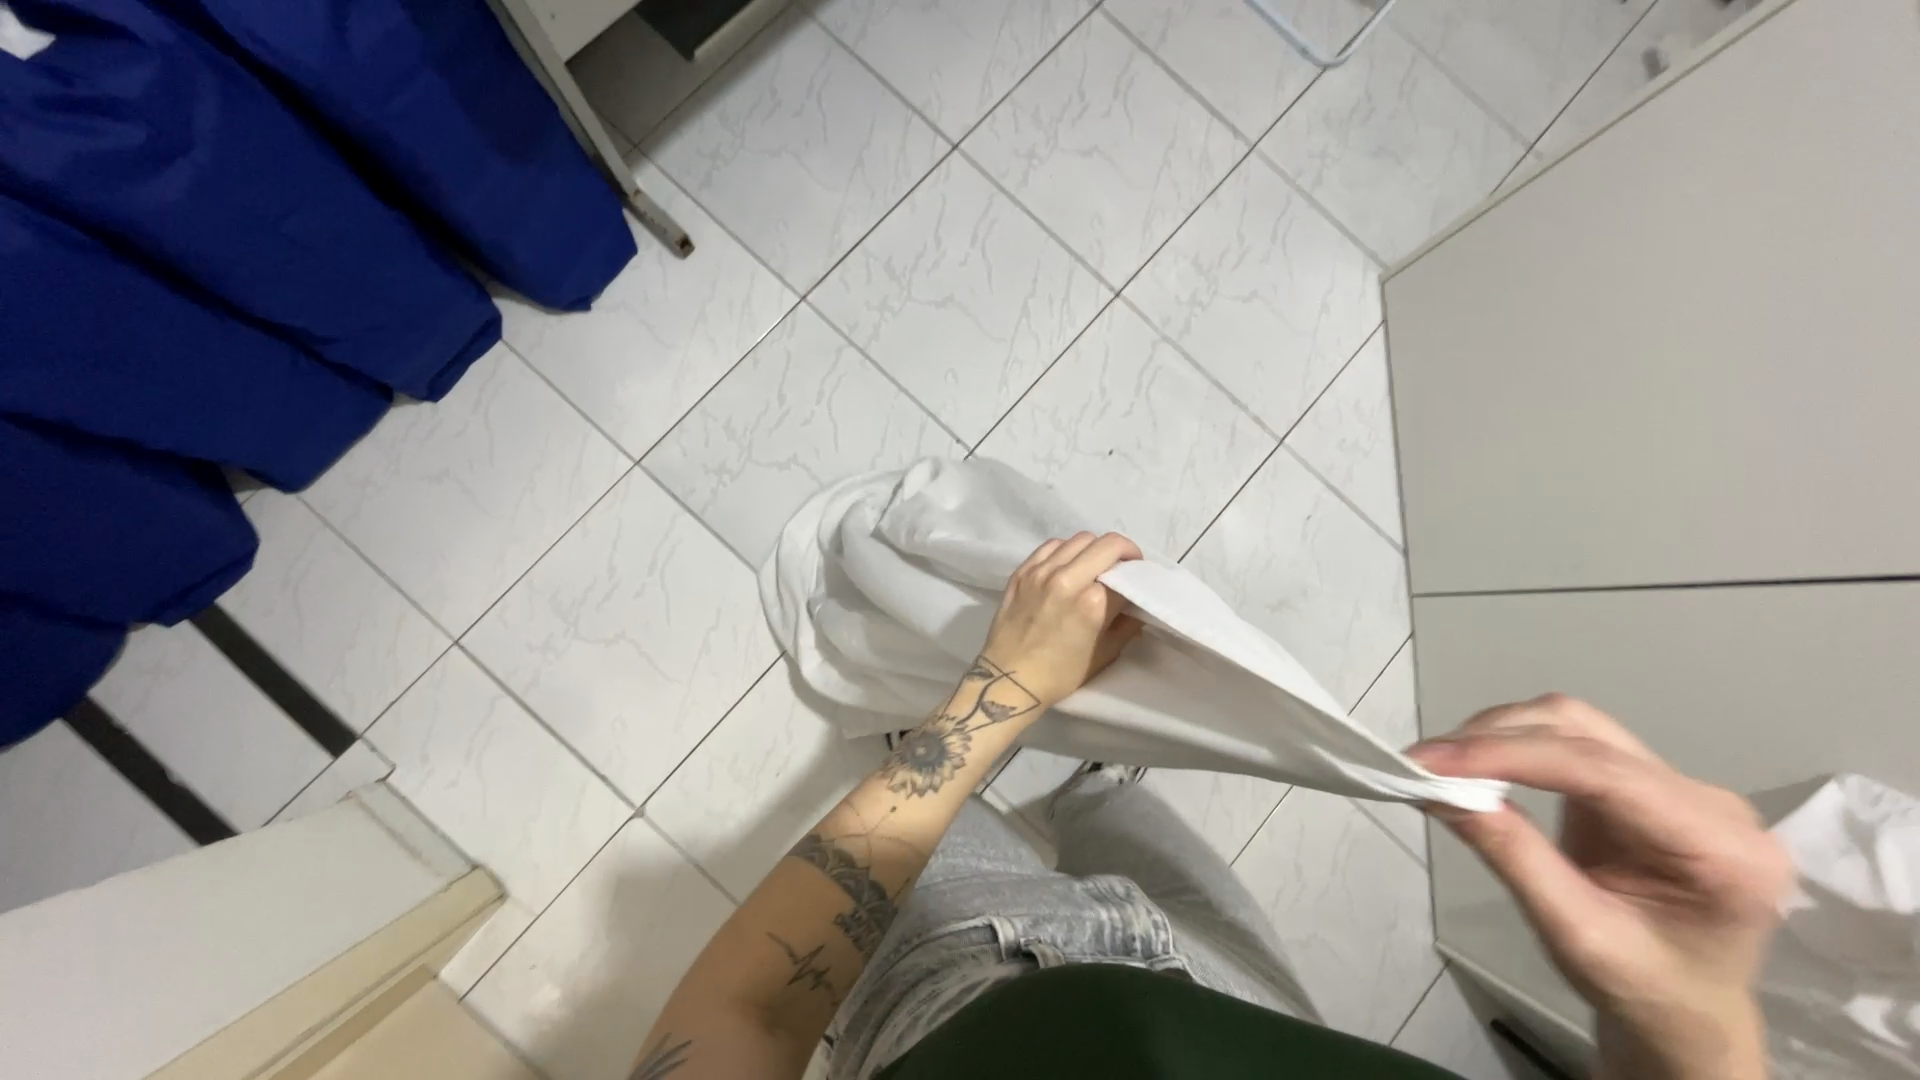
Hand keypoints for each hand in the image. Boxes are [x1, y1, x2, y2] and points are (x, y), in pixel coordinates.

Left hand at [979, 532, 1143, 705]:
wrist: (1009, 679)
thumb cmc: (1060, 674)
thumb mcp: (1105, 654)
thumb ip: (1126, 625)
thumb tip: (1135, 606)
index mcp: (1092, 603)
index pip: (1125, 573)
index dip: (1136, 575)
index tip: (1137, 580)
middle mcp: (1067, 579)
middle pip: (1107, 545)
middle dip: (1123, 551)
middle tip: (1124, 565)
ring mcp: (1041, 572)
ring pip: (1079, 539)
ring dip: (1094, 548)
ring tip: (1094, 564)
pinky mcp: (1022, 572)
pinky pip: (1050, 546)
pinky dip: (1066, 549)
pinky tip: (1067, 564)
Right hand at [1409, 695, 1791, 1079]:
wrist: (1683, 1012)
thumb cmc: (1640, 987)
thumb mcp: (1573, 933)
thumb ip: (1513, 856)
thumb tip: (1438, 792)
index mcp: (1718, 848)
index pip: (1600, 771)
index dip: (1510, 756)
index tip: (1432, 762)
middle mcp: (1707, 801)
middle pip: (1583, 732)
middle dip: (1496, 739)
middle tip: (1425, 763)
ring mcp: (1675, 785)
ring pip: (1571, 724)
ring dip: (1498, 735)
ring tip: (1444, 763)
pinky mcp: (1639, 780)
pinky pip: (1568, 740)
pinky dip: (1511, 746)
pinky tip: (1477, 765)